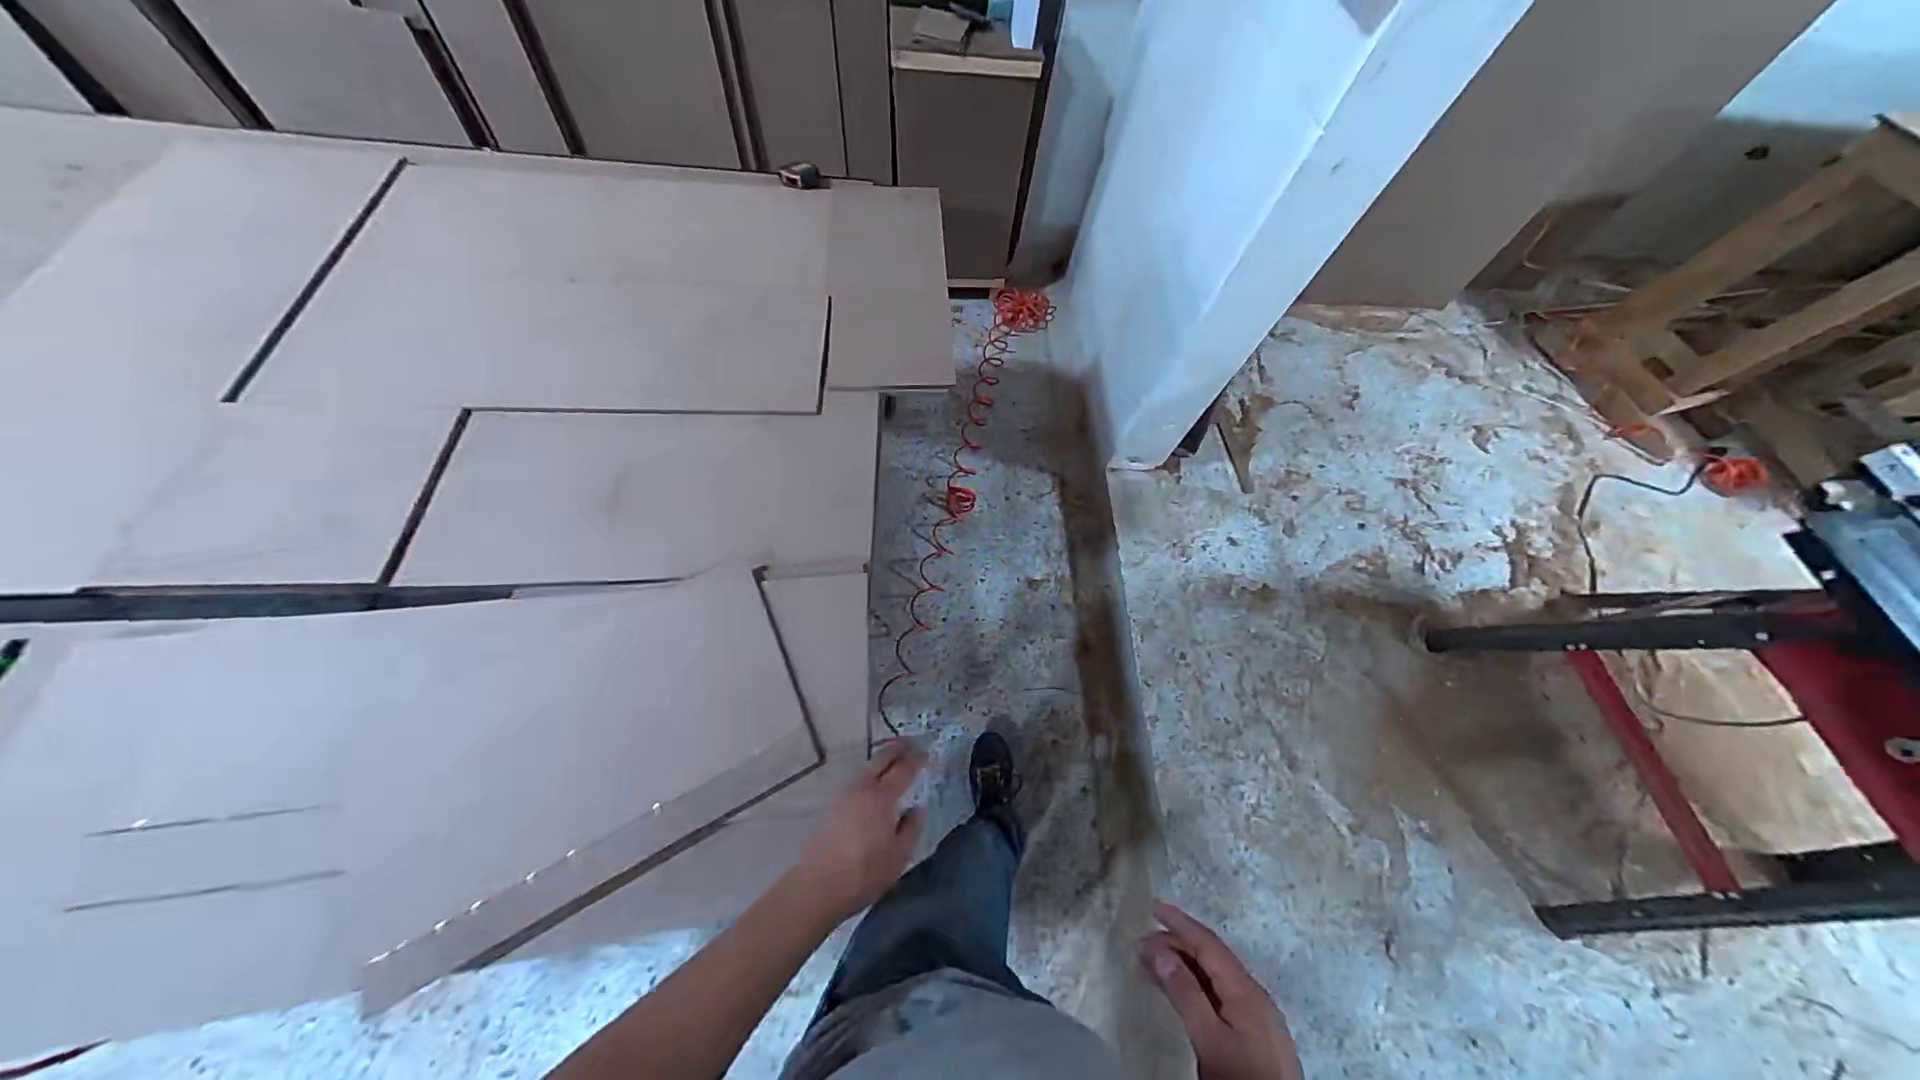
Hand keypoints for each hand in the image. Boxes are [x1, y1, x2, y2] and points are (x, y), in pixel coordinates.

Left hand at [788, 739, 926, 922]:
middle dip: (897, 747)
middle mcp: (862, 789)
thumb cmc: (864, 873)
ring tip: (894, 758)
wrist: (818, 886)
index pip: (903, 770)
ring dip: (882, 758)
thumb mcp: (899, 856)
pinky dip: (870, 772)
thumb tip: (917, 809)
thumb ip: (911, 828)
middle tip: (911, 741)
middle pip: (881, 759)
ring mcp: (844, 796)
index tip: (926, 752)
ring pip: (866, 767)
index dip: (916, 759)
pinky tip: (874, 782)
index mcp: (882, 798)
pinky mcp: (833, 806)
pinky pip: (857, 779)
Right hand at [1140, 901, 1302, 1079]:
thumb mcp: (1209, 1040)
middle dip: (1176, 945)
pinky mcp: (1254, 1036)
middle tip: (1141, 946)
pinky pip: (1220, 996)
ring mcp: (1257, 1018)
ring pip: (1215, 978)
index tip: (1153, 907)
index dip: (1181, 923)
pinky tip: (1179, 993)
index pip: (1209, 945)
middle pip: (1212, 959)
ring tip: (1151, 966)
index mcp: (1247, 991)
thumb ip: (1186, 994)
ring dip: (1183, 967)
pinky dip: (1195, 987)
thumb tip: (1160, 951)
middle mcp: (1255, 997)